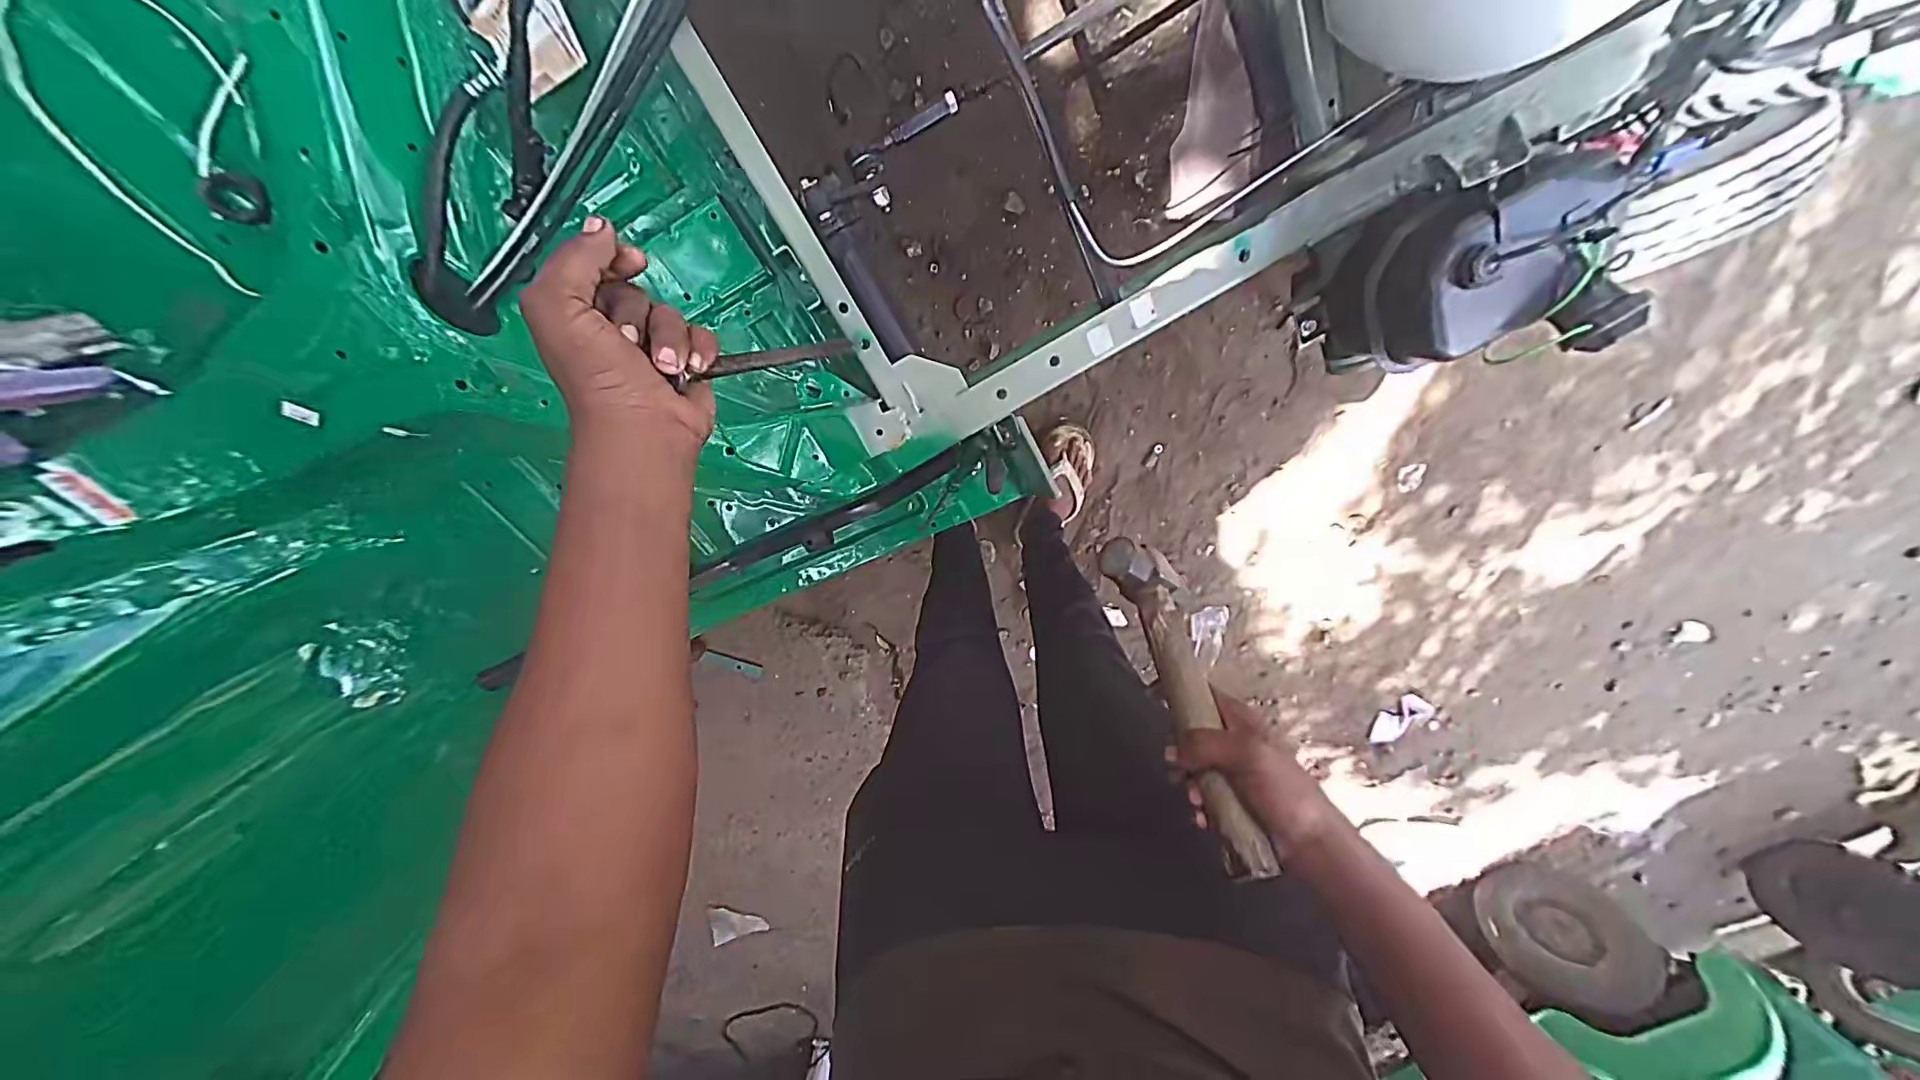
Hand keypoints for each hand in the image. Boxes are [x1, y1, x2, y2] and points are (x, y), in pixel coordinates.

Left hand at [519, 216, 719, 453]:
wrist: (644, 426)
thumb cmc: (598, 380)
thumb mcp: (558, 307)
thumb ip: (573, 259)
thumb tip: (602, 229)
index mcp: (574, 312)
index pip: (595, 266)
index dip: (612, 257)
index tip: (628, 262)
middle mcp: (612, 328)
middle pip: (637, 289)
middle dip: (638, 313)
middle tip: (628, 342)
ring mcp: (652, 346)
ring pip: (671, 312)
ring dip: (669, 337)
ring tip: (660, 365)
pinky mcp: (686, 361)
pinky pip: (701, 335)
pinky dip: (699, 349)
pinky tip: (688, 368)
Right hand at [1173, 688, 1342, 851]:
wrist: (1311, 844)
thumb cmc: (1286, 791)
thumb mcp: (1247, 754)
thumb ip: (1205, 744)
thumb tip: (1173, 750)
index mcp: (1243, 722)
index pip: (1207, 694)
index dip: (1183, 692)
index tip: (1156, 695)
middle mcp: (1235, 743)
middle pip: (1192, 734)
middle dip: (1181, 754)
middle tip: (1183, 770)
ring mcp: (1233, 773)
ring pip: (1193, 768)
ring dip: (1189, 785)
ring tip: (1198, 801)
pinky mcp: (1231, 800)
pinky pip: (1202, 796)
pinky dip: (1199, 807)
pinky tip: (1205, 817)